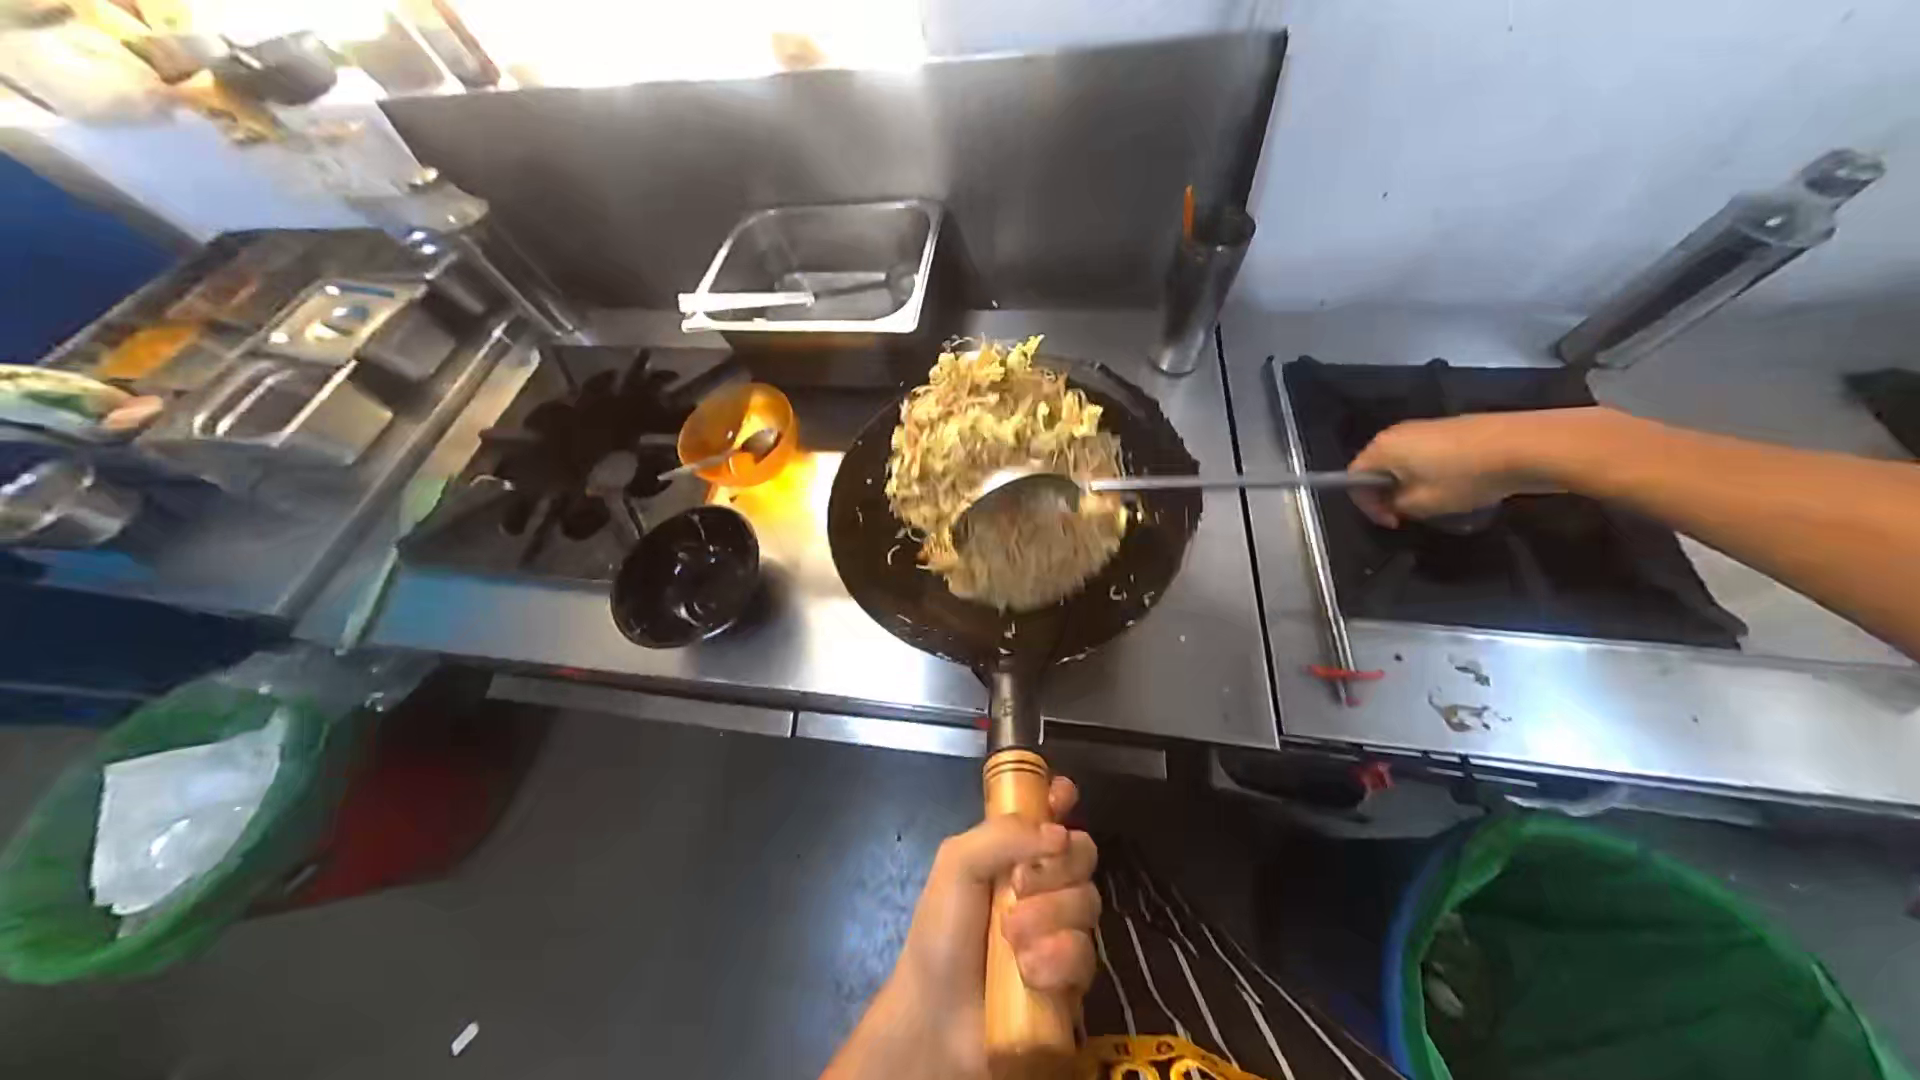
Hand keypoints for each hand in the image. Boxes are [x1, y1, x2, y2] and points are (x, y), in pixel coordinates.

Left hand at [822, 776, 1098, 1079]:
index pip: (1050, 810)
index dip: (1062, 799)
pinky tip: (1029, 973)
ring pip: (1087, 902)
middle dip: (1055, 867)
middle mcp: (1042, 881)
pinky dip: (1057, 960)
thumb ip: (1002, 835)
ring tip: (1011, 940)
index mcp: (1012, 849)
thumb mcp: (956, 864)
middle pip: (1081, 852)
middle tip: (1018, 886)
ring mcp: (1060, 926)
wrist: (939, 1017)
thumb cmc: (940, 932)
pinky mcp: (1071, 973)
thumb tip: (1060, 833)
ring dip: (1048, 918)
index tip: (1062, 798)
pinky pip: (1086, 953)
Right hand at [1347, 411, 1580, 526]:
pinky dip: (1432, 471)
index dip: (1366, 504)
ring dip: (1410, 483)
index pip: (1354, 477)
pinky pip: (1428, 453)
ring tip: (1436, 502)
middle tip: (1409, 514)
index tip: (1392, 522)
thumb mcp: (1423, 503)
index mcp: (1382, 448)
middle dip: (1388, 493)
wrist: (1530, 446)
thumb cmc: (1467, 477)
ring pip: (1404, 461)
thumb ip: (1396, 505)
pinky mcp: (1453, 427)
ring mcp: (1427, 426)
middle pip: (1378, 466)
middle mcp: (1398, 432)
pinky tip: (1458, 484)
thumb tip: (1394, 501)